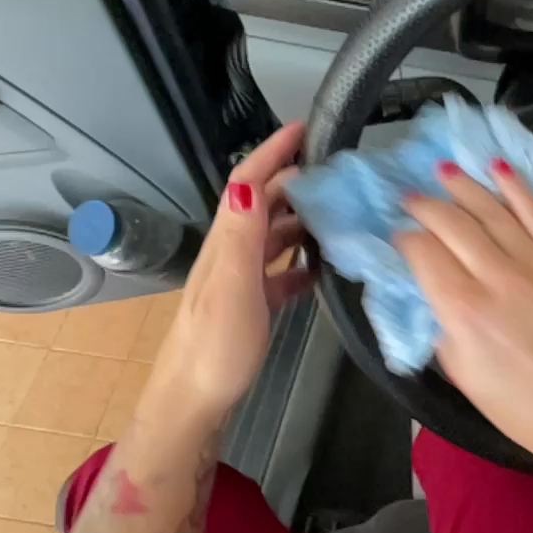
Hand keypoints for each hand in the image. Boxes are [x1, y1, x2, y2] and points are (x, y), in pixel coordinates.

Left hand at [136, 122, 310, 435]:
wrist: (193, 403)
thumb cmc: (215, 350)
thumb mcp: (233, 290)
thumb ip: (241, 239)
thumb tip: (247, 186)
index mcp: (226, 244)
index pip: (245, 184)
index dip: (271, 153)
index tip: (302, 128)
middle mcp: (231, 254)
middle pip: (262, 205)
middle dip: (295, 181)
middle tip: (337, 174)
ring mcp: (240, 280)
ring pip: (274, 236)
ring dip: (302, 220)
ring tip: (339, 215)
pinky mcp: (251, 305)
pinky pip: (280, 272)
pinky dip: (302, 263)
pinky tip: (322, 270)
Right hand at [397, 159, 532, 467]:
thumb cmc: (514, 403)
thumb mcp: (457, 370)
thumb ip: (439, 321)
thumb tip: (430, 286)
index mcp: (463, 309)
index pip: (422, 252)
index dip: (404, 238)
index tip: (398, 235)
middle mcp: (497, 276)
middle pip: (452, 223)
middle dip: (425, 205)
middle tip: (409, 197)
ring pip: (492, 210)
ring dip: (463, 186)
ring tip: (443, 171)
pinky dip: (516, 188)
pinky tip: (498, 168)